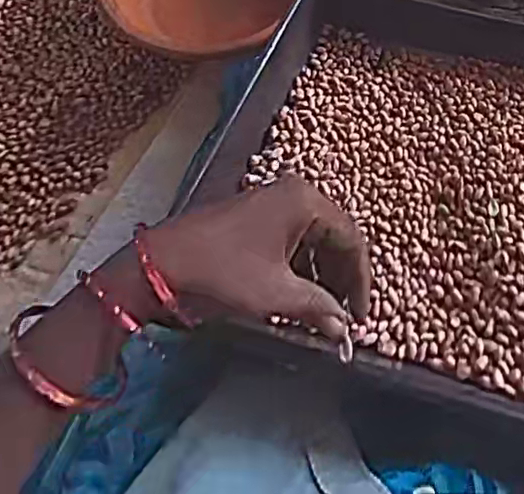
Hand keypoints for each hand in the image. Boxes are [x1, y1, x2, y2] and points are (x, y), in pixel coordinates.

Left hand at [146, 175, 369, 340]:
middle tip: (345, 317)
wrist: (161, 263)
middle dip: (341, 278)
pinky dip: (302, 267)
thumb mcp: (274, 293)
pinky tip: (301, 295)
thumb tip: (345, 330)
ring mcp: (276, 200)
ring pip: (315, 239)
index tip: (362, 315)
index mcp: (306, 201)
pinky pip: (295, 239)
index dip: (360, 279)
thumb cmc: (223, 271)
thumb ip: (317, 307)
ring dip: (322, 275)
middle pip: (335, 236)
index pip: (351, 238)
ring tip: (324, 311)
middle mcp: (296, 193)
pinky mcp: (260, 214)